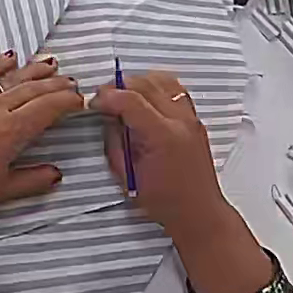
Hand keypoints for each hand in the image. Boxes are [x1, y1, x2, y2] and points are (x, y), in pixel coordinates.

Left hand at [0, 52, 83, 274]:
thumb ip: (32, 180)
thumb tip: (57, 173)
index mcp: (11, 133)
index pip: (48, 109)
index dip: (68, 102)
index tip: (81, 100)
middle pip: (33, 89)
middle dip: (57, 84)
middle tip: (73, 82)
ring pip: (11, 78)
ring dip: (34, 70)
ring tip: (52, 63)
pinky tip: (10, 56)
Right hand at [93, 71, 274, 292]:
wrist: (198, 212)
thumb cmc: (165, 202)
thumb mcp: (128, 175)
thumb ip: (116, 143)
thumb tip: (108, 119)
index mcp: (162, 136)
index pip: (130, 100)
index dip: (107, 97)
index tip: (95, 102)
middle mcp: (180, 122)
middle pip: (146, 84)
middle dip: (120, 86)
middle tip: (104, 97)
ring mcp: (191, 119)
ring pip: (164, 81)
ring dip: (140, 83)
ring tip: (124, 95)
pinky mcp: (195, 121)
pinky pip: (176, 91)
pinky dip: (158, 87)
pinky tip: (146, 98)